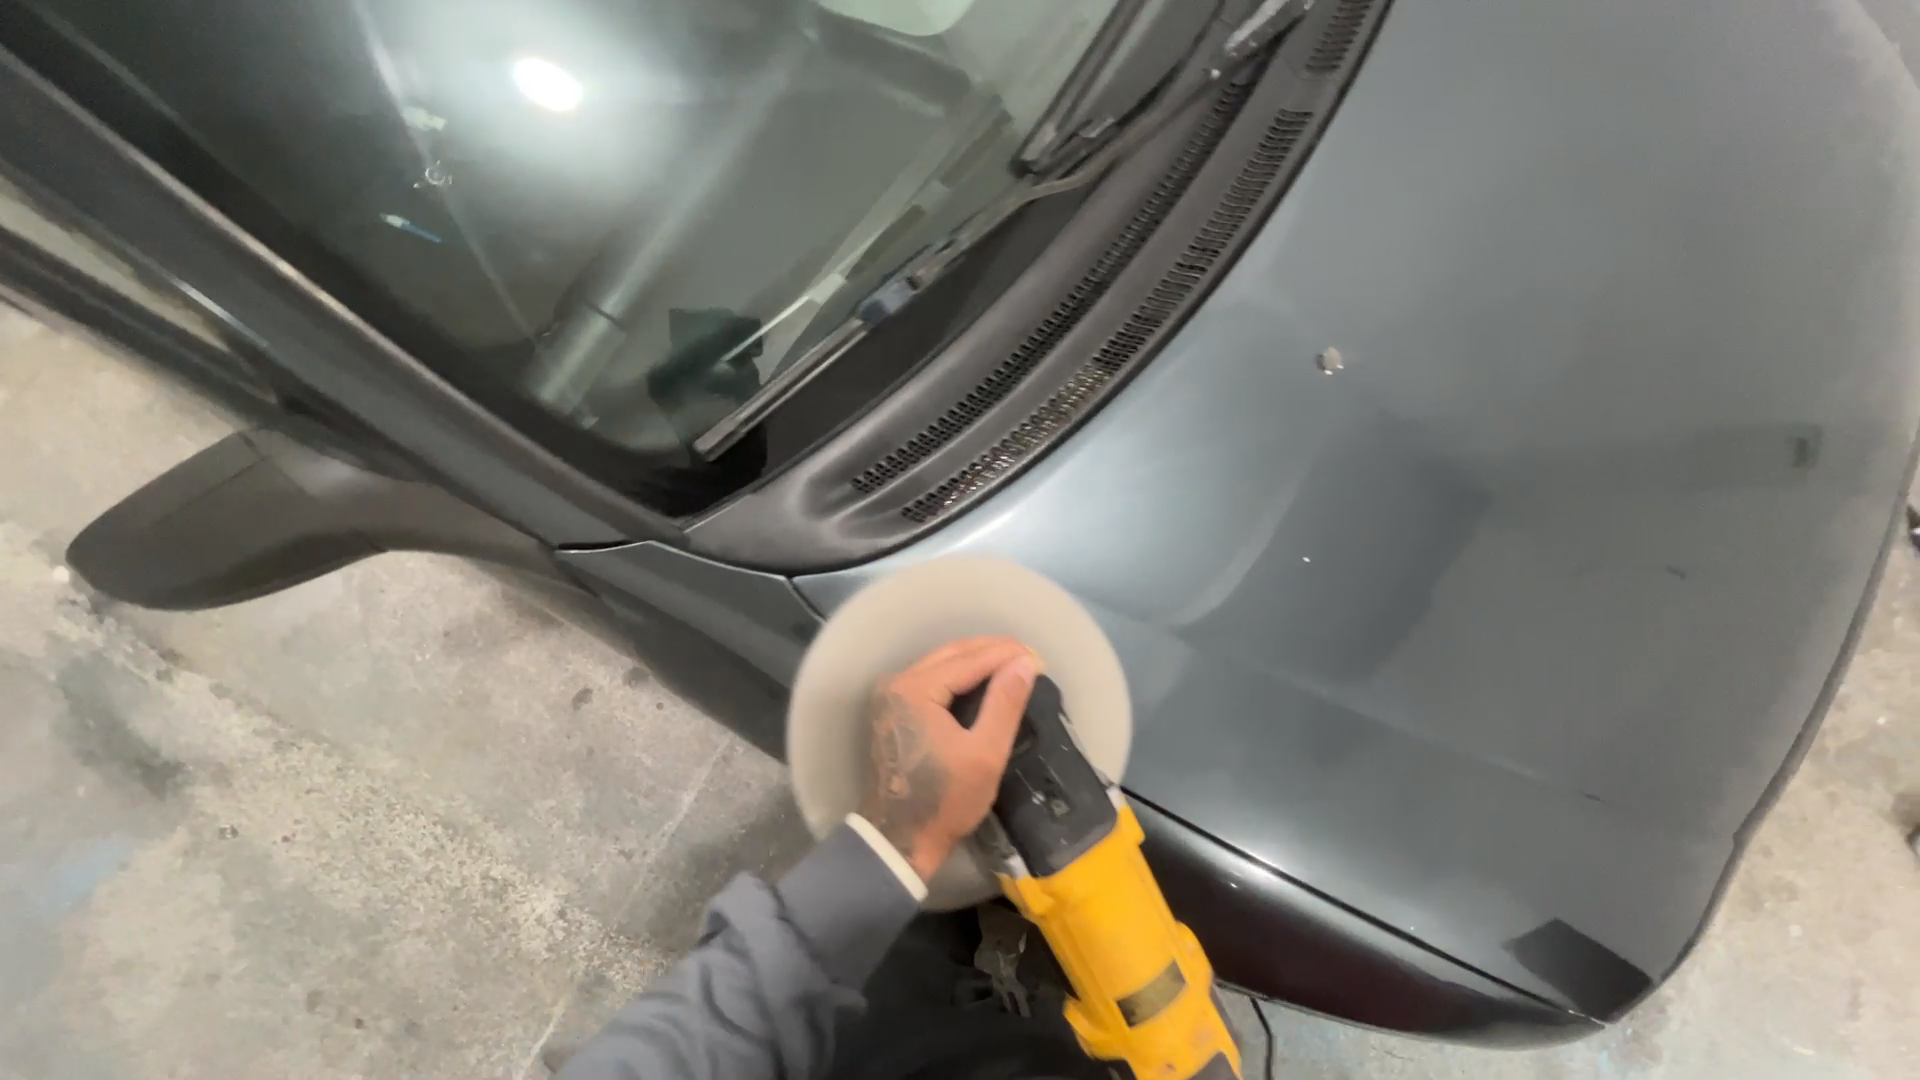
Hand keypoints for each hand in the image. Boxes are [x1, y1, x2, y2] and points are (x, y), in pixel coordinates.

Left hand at [857, 636, 1039, 882]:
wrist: (900, 842)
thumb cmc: (944, 800)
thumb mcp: (985, 754)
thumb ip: (1005, 704)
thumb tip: (1025, 662)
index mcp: (914, 690)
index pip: (967, 660)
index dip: (1005, 655)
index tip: (1037, 656)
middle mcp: (896, 684)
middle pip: (951, 654)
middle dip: (991, 651)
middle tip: (1028, 656)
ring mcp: (891, 697)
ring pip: (940, 665)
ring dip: (976, 661)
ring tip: (1012, 665)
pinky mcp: (894, 712)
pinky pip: (932, 681)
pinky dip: (960, 677)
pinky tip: (984, 682)